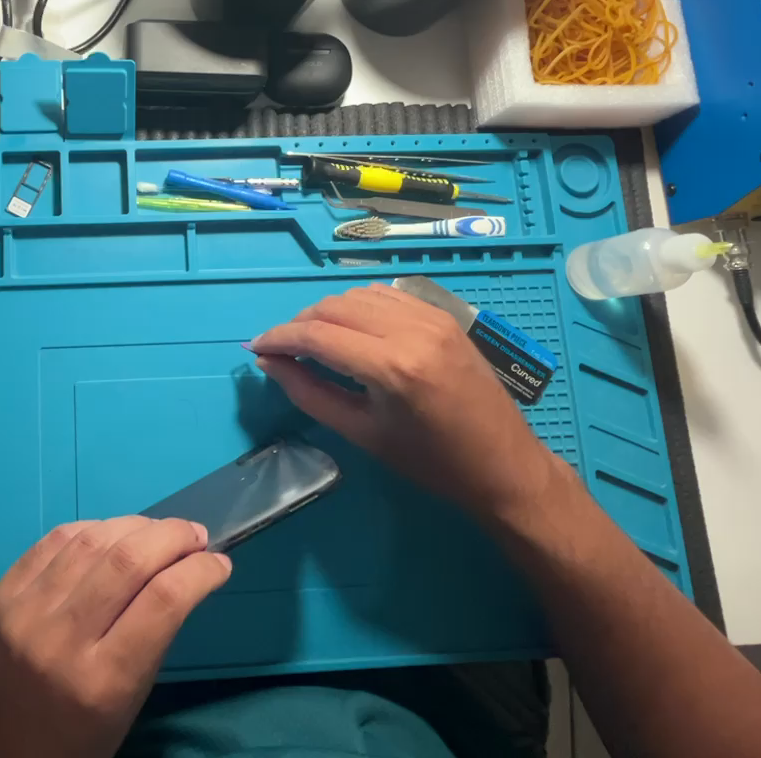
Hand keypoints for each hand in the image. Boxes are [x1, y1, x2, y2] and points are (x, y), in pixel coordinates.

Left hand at [0, 516, 231, 757]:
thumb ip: (155, 632)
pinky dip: (94, 528)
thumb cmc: (78, 736)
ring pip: (93, 539)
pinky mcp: (3, 590)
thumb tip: (186, 567)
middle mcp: (61, 638)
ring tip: (158, 532)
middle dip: (173, 536)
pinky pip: (56, 538)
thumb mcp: (130, 698)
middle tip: (195, 536)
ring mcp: (26, 609)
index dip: (199, 571)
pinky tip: (113, 532)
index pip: (163, 601)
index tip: (219, 563)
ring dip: (136, 525)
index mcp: (102, 680)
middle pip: (128, 560)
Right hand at [249, 283, 564, 521]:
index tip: (256, 349)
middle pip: (333, 307)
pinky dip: (357, 307)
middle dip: (299, 324)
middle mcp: (411, 330)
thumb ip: (309, 393)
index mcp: (392, 367)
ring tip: (313, 342)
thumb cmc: (431, 462)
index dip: (279, 338)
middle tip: (282, 351)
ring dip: (326, 313)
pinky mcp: (442, 315)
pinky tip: (350, 330)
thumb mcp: (362, 433)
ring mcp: (431, 317)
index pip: (317, 335)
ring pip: (357, 295)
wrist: (504, 465)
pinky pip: (385, 295)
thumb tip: (269, 363)